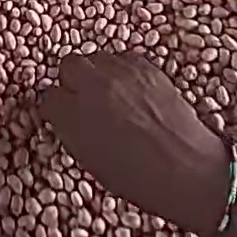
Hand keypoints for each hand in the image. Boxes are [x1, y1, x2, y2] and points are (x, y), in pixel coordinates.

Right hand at [40, 52, 226, 234]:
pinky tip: (130, 89)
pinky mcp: (143, 65)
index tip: (61, 110)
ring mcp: (120, 73)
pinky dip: (121, 70)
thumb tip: (66, 114)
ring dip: (97, 72)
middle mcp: (93, 89)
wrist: (187, 168)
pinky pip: (121, 58)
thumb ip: (73, 130)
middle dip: (72, 79)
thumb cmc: (140, 178)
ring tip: (109, 93)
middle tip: (82, 96)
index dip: (56, 105)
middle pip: (68, 65)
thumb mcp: (92, 161)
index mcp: (75, 119)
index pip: (49, 97)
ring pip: (95, 57)